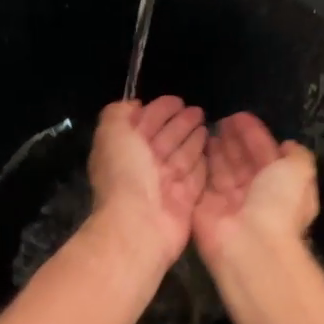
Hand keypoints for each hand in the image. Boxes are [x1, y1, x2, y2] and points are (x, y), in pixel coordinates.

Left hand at [86, 96, 207, 268]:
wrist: (139, 224)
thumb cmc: (124, 174)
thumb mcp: (112, 134)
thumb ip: (117, 114)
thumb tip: (133, 106)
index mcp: (124, 152)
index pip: (142, 126)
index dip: (157, 111)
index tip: (176, 99)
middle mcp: (143, 168)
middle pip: (164, 140)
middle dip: (178, 123)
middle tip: (198, 109)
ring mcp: (165, 186)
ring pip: (181, 156)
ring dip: (192, 139)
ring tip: (206, 123)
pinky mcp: (185, 201)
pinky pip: (196, 176)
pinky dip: (202, 161)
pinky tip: (212, 147)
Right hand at [193, 112, 317, 265]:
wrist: (250, 243)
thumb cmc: (278, 205)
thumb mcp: (300, 173)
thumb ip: (298, 156)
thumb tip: (287, 145)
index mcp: (278, 185)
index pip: (264, 154)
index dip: (254, 134)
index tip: (239, 116)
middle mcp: (253, 193)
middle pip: (241, 160)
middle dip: (233, 139)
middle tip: (220, 118)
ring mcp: (227, 202)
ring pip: (220, 169)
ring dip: (215, 149)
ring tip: (206, 127)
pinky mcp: (203, 208)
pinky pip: (200, 181)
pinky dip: (197, 164)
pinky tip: (193, 145)